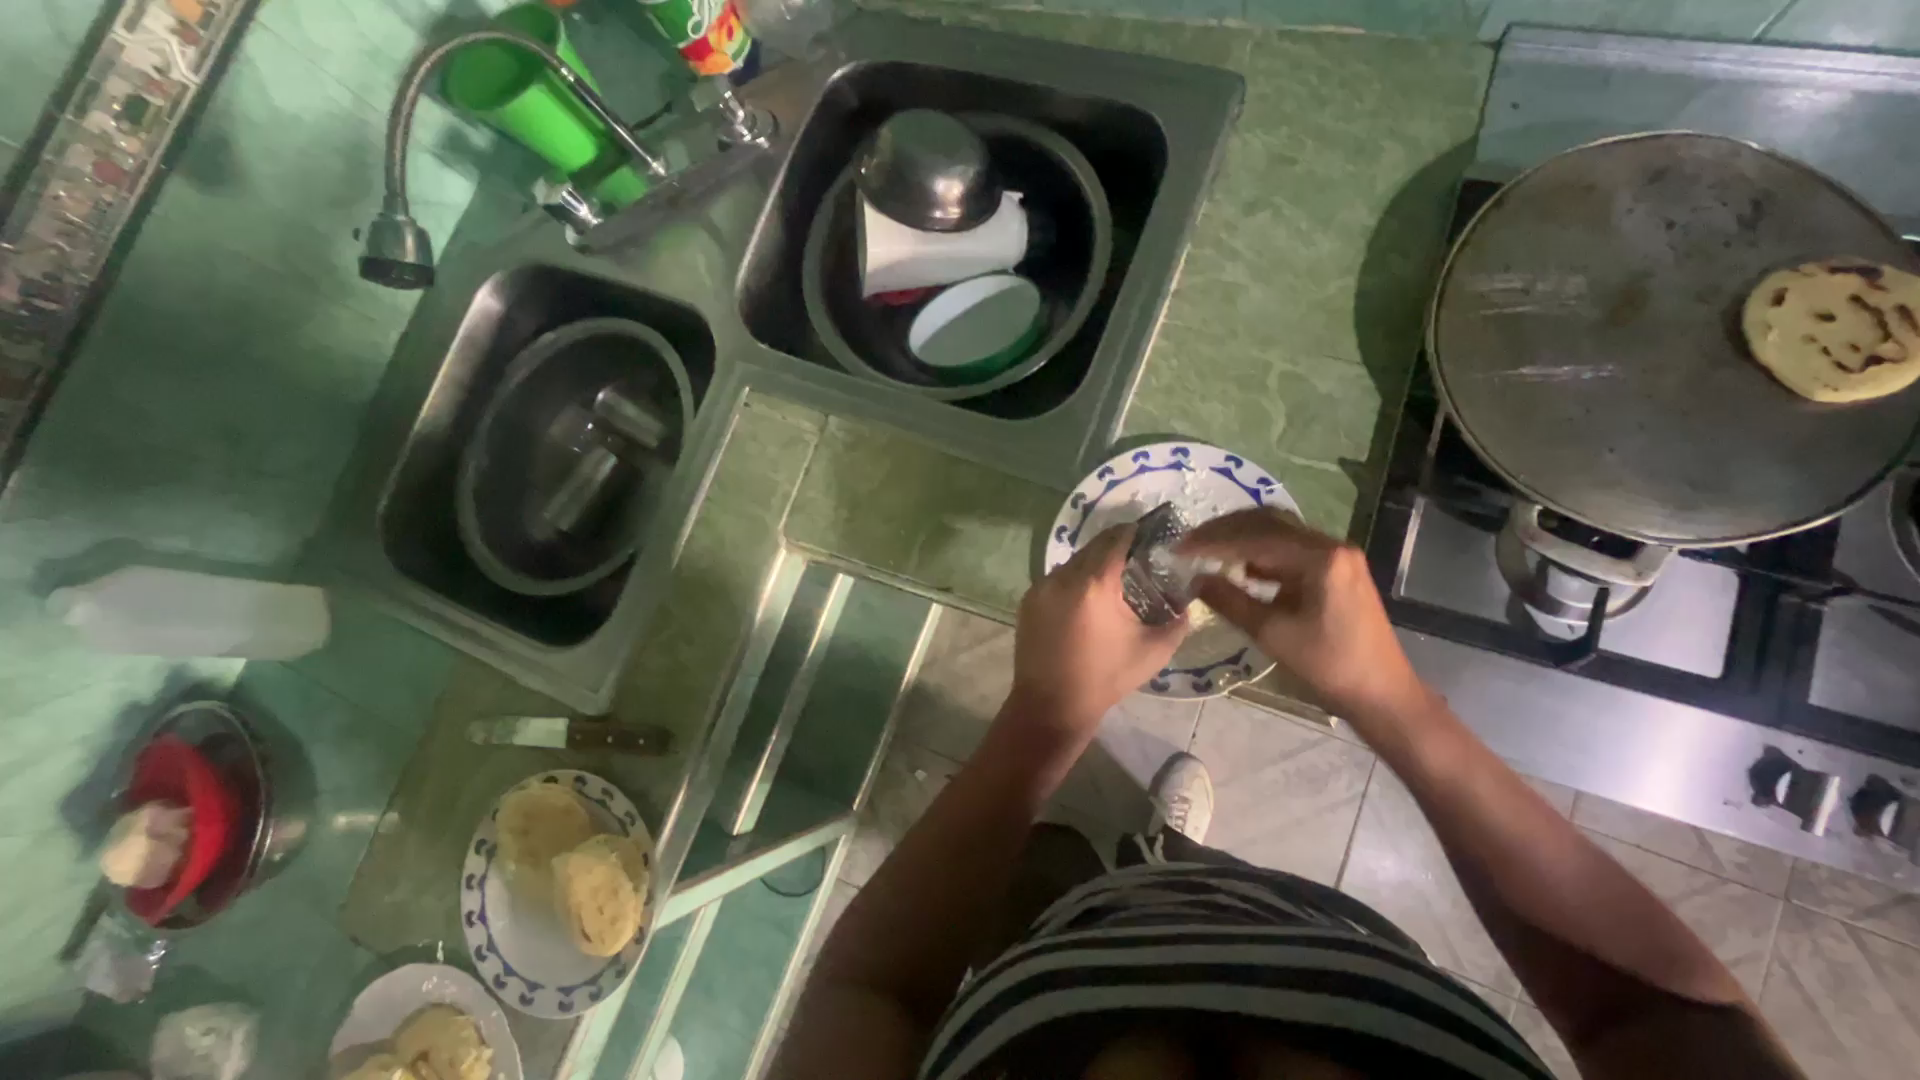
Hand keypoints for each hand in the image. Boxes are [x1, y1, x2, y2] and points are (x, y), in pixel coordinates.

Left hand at [1010, 524, 1188, 736]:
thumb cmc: (1105, 679)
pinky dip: (1074, 580)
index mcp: (1094, 584)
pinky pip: (1057, 578)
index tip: (1152, 534)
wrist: (1051, 706)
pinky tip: (1088, 600)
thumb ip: (1177, 620)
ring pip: (1073, 561)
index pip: (1117, 539)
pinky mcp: (1028, 600)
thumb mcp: (1154, 650)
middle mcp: (1063, 577)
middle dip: (1116, 546)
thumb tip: (1188, 599)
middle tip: (1138, 556)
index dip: (1136, 532)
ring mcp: (1041, 587)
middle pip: (1094, 546)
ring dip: (1094, 563)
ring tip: (1115, 580)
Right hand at [1179, 508, 1427, 719]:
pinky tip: (1239, 569)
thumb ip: (1230, 602)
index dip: (1213, 541)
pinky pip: (1291, 550)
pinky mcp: (1335, 570)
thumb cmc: (1329, 666)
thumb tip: (1195, 579)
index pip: (1255, 536)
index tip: (1180, 549)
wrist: (1382, 693)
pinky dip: (1261, 554)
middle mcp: (1331, 545)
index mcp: (1320, 557)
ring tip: (1207, 552)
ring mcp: (1336, 556)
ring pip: (1278, 533)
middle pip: (1268, 523)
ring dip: (1241, 539)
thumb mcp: (1272, 634)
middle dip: (1225, 532)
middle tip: (1189, 544)